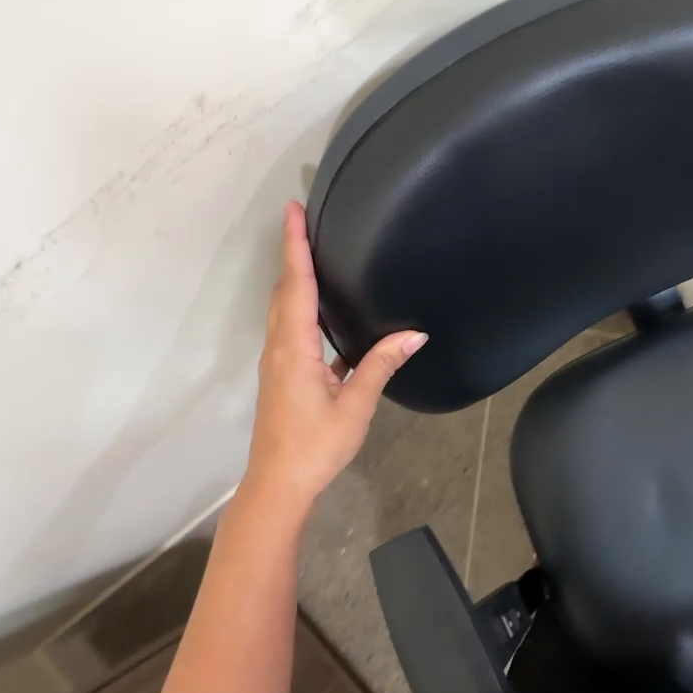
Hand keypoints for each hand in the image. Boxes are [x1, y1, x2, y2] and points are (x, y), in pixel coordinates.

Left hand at [243, 201, 425, 505]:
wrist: (280, 482)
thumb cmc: (316, 444)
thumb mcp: (356, 404)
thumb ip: (381, 364)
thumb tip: (415, 334)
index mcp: (294, 349)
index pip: (295, 285)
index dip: (294, 245)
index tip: (292, 210)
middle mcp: (279, 348)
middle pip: (283, 290)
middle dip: (292, 253)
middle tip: (303, 221)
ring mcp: (277, 362)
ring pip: (283, 309)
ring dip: (294, 279)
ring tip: (313, 256)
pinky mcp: (282, 376)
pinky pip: (290, 328)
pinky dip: (301, 307)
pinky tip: (324, 314)